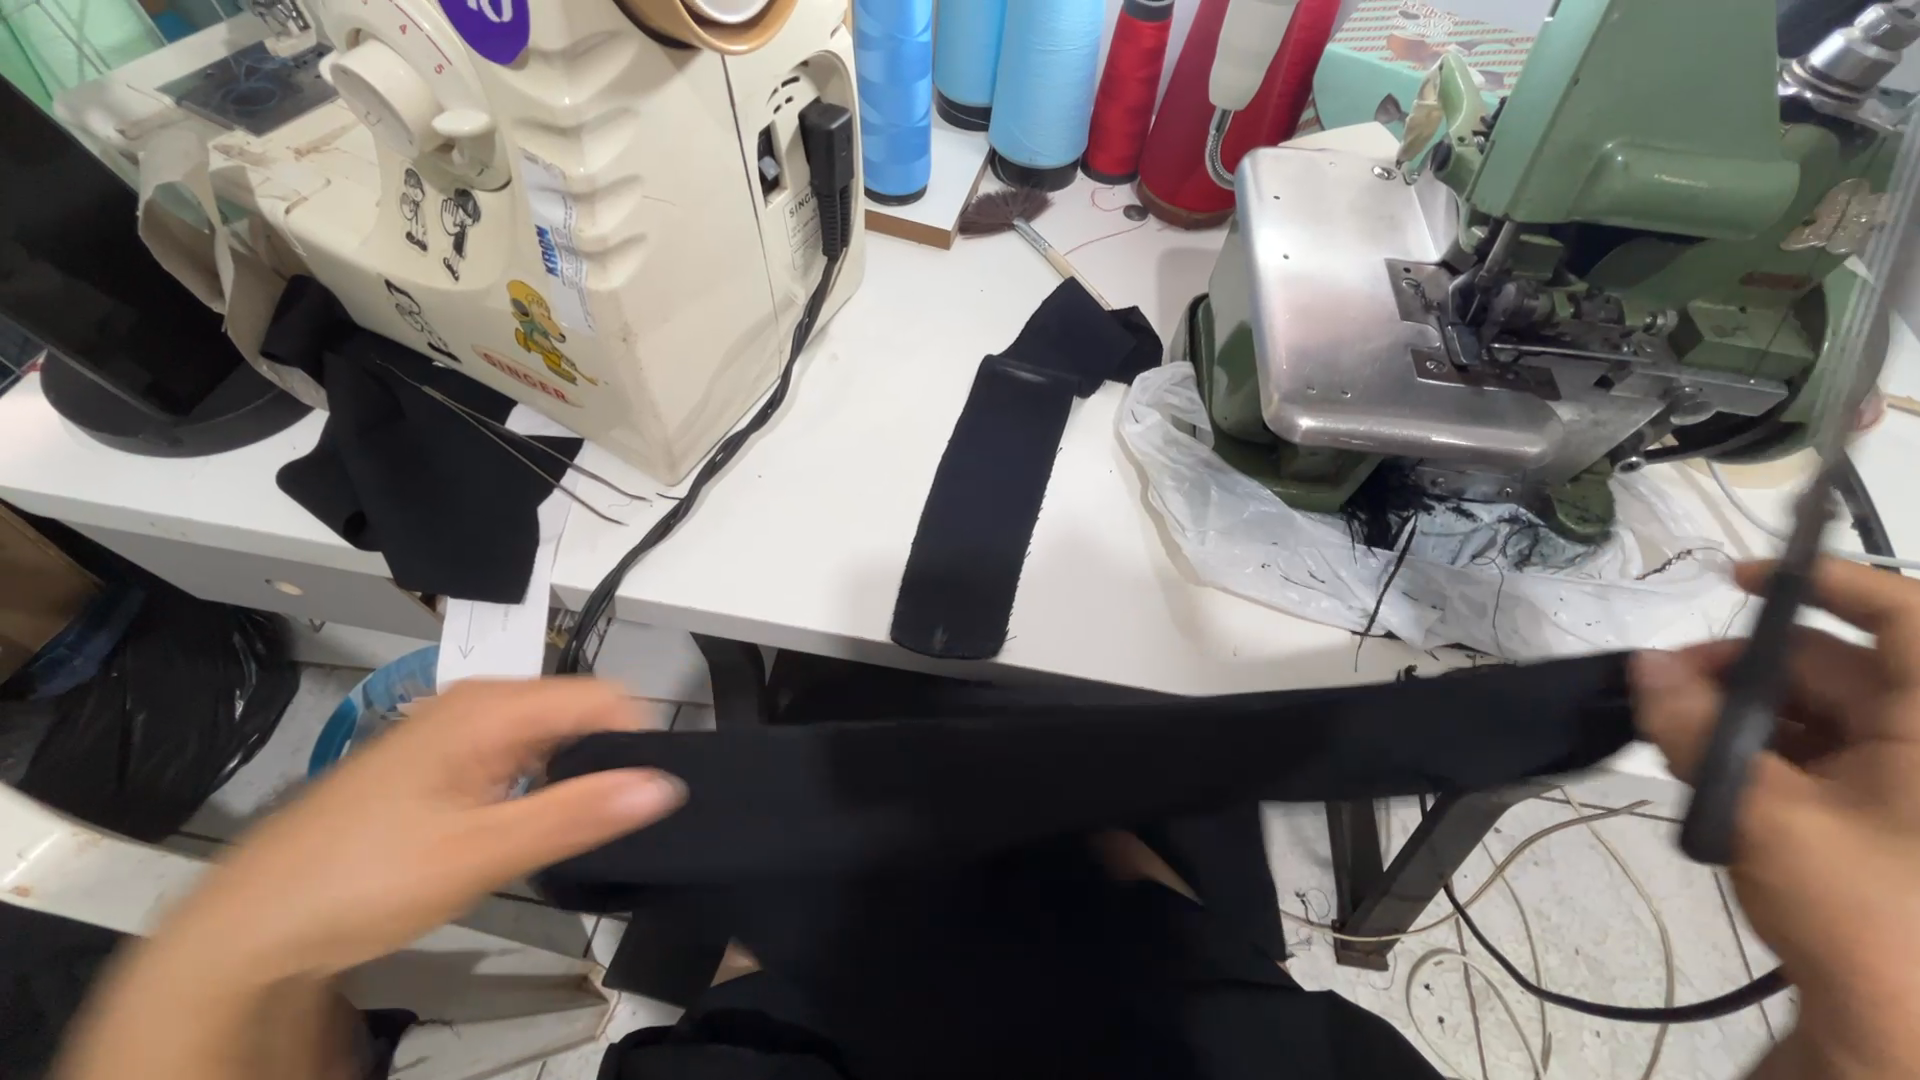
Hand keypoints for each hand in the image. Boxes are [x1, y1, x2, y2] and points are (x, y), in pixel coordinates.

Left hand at [164, 677, 682, 982]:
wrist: (253, 925)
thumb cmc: (356, 881)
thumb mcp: (481, 853)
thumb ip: (578, 814)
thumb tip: (661, 785)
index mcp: (490, 708)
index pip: (605, 696)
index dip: (638, 739)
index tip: (646, 791)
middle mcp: (476, 704)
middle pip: (580, 711)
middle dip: (607, 757)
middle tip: (607, 819)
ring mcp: (458, 728)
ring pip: (552, 733)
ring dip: (573, 772)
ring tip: (567, 826)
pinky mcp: (446, 757)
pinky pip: (522, 752)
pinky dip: (541, 781)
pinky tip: (524, 823)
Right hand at [1631, 560, 1919, 1077]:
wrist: (1907, 1035)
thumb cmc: (1865, 915)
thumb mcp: (1762, 813)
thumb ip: (1694, 730)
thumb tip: (1642, 664)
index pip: (1905, 618)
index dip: (1827, 582)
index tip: (1737, 578)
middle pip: (1835, 668)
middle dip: (1740, 669)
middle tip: (1662, 691)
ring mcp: (1911, 781)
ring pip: (1818, 713)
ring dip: (1741, 715)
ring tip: (1677, 741)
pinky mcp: (1889, 815)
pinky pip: (1821, 755)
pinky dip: (1762, 752)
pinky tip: (1712, 772)